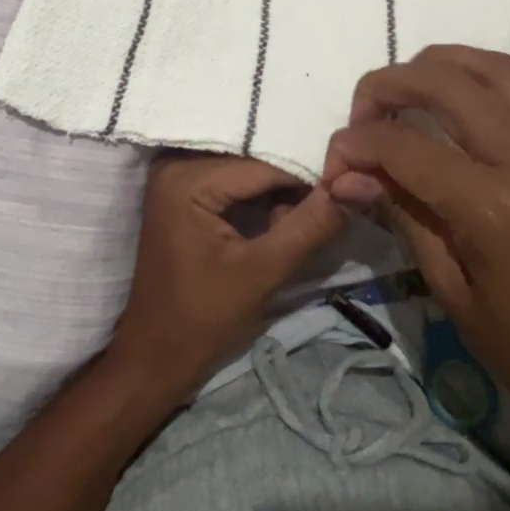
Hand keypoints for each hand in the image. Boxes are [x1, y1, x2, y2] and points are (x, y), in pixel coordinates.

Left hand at [109, 152, 346, 401]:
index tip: (350, 187)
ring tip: (315, 210)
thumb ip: (308, 227)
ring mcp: (174, 176)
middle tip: (337, 198)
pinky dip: (259, 196)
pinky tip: (285, 216)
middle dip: (293, 179)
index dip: (309, 174)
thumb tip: (353, 188)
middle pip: (251, 158)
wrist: (156, 352)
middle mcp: (175, 164)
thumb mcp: (263, 272)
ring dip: (279, 188)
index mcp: (186, 178)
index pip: (262, 162)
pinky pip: (229, 181)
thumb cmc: (202, 317)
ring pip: (243, 169)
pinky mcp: (180, 192)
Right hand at [324, 46, 509, 510]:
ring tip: (409, 88)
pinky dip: (502, 84)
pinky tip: (476, 99)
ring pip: (500, 71)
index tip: (333, 163)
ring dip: (443, 65)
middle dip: (388, 84)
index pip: (403, 145)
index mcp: (492, 206)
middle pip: (447, 83)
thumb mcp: (450, 291)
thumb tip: (346, 173)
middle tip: (361, 114)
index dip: (354, 145)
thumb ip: (401, 214)